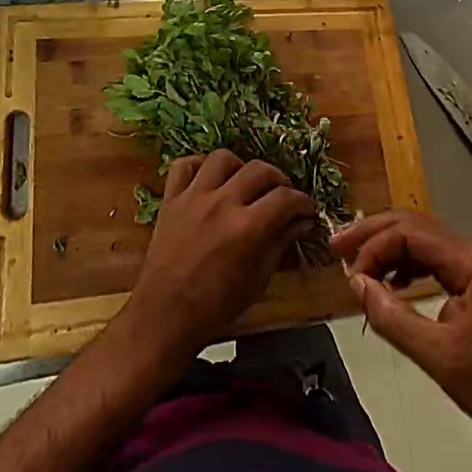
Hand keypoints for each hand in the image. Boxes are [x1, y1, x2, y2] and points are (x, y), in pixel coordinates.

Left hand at [120, 150, 315, 358]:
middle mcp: (222, 204)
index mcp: (247, 227)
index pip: (286, 198)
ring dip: (240, 167)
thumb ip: (279, 244)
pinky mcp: (170, 200)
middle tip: (281, 196)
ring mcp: (193, 198)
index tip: (305, 210)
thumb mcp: (257, 279)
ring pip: (222, 158)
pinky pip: (183, 166)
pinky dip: (199, 166)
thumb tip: (299, 223)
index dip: (303, 202)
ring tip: (245, 183)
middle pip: (259, 170)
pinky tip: (209, 179)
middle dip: (278, 180)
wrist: (166, 313)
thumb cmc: (216, 304)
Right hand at [333, 212, 471, 448]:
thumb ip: (391, 316)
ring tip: (357, 265)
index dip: (374, 248)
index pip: (411, 234)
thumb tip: (357, 284)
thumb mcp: (435, 355)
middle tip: (338, 247)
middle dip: (375, 235)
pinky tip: (390, 283)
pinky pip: (435, 262)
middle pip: (418, 227)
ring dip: (389, 249)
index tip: (351, 276)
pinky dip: (407, 265)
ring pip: (425, 242)